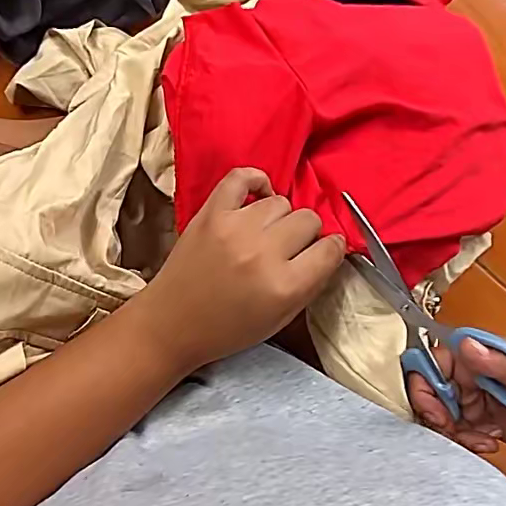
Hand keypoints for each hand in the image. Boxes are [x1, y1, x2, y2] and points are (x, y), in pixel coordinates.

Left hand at [128, 167, 344, 371]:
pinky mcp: (211, 213)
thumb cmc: (229, 328)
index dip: (332, 250)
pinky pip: (242, 177)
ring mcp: (235, 228)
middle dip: (306, 235)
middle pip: (308, 220)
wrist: (173, 324)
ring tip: (267, 233)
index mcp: (284, 286)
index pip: (330, 249)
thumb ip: (311, 284)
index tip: (324, 252)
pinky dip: (256, 182)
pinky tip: (258, 198)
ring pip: (281, 202)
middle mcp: (263, 253)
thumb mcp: (281, 318)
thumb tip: (328, 251)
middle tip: (291, 249)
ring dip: (280, 218)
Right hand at [408, 336, 505, 457]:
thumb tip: (467, 345)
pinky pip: (457, 431)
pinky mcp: (480, 420)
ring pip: (442, 413)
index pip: (438, 359)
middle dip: (437, 413)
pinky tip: (490, 443)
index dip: (428, 383)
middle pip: (434, 389)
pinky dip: (466, 441)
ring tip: (482, 440)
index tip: (438, 409)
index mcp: (486, 352)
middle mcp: (476, 372)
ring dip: (453, 431)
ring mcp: (477, 397)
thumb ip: (501, 363)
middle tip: (452, 429)